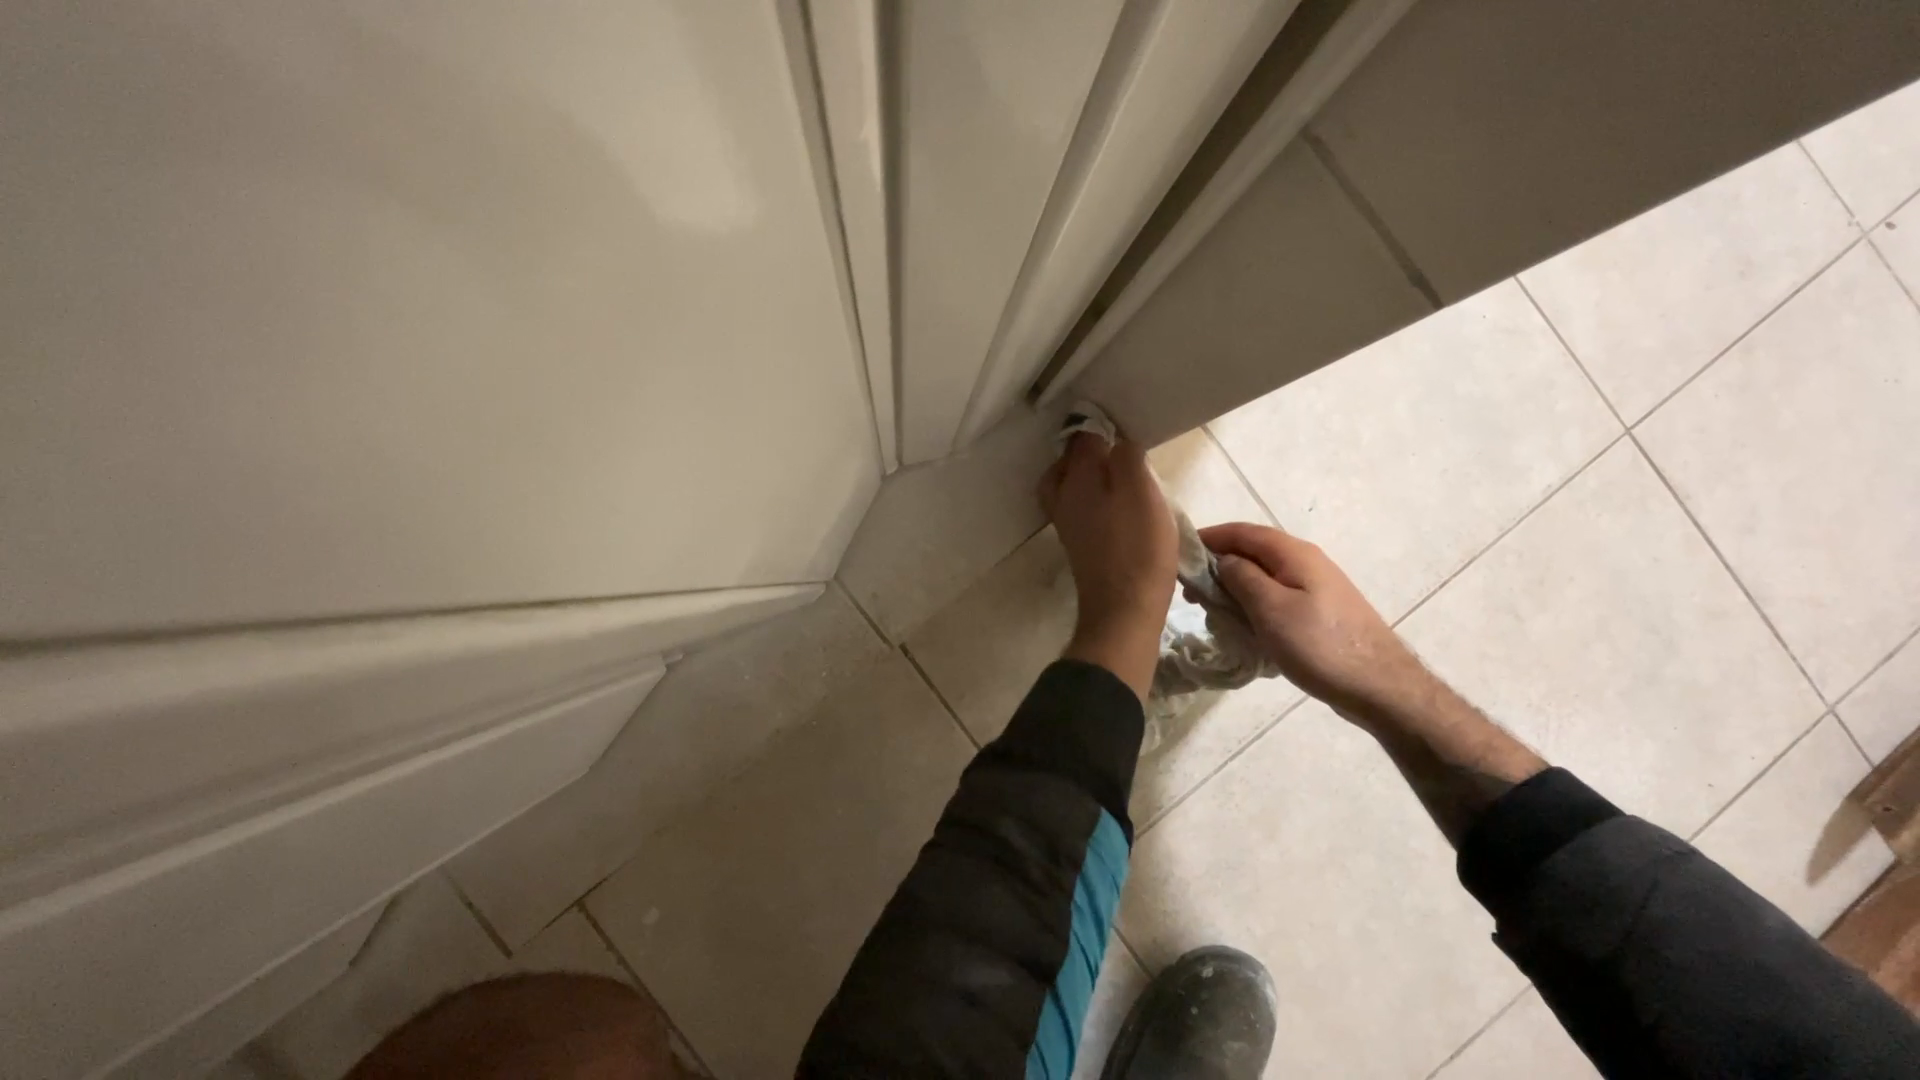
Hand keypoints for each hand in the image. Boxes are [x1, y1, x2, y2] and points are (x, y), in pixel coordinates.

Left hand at [1038, 434, 1178, 699]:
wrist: (1122, 608)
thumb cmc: (1137, 547)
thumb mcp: (1141, 491)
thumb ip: (1126, 457)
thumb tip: (1116, 438)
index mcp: (1075, 477)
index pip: (1082, 436)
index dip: (1103, 425)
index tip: (1125, 422)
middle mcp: (1061, 495)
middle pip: (1069, 460)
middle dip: (1090, 448)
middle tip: (1122, 446)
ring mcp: (1066, 522)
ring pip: (1069, 484)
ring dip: (1090, 473)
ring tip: (1120, 473)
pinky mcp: (1077, 543)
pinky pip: (1079, 505)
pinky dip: (1094, 496)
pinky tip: (1117, 503)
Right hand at [1198, 522, 1431, 722]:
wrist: (1380, 686)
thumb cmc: (1320, 645)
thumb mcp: (1271, 609)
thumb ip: (1241, 577)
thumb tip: (1223, 560)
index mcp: (1293, 554)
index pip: (1241, 531)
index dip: (1207, 538)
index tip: (1176, 555)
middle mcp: (1306, 562)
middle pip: (1252, 552)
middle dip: (1217, 567)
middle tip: (1190, 594)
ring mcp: (1315, 588)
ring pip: (1263, 577)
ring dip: (1233, 589)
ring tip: (1212, 614)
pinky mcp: (1319, 612)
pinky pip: (1276, 598)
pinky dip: (1252, 606)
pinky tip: (1243, 629)